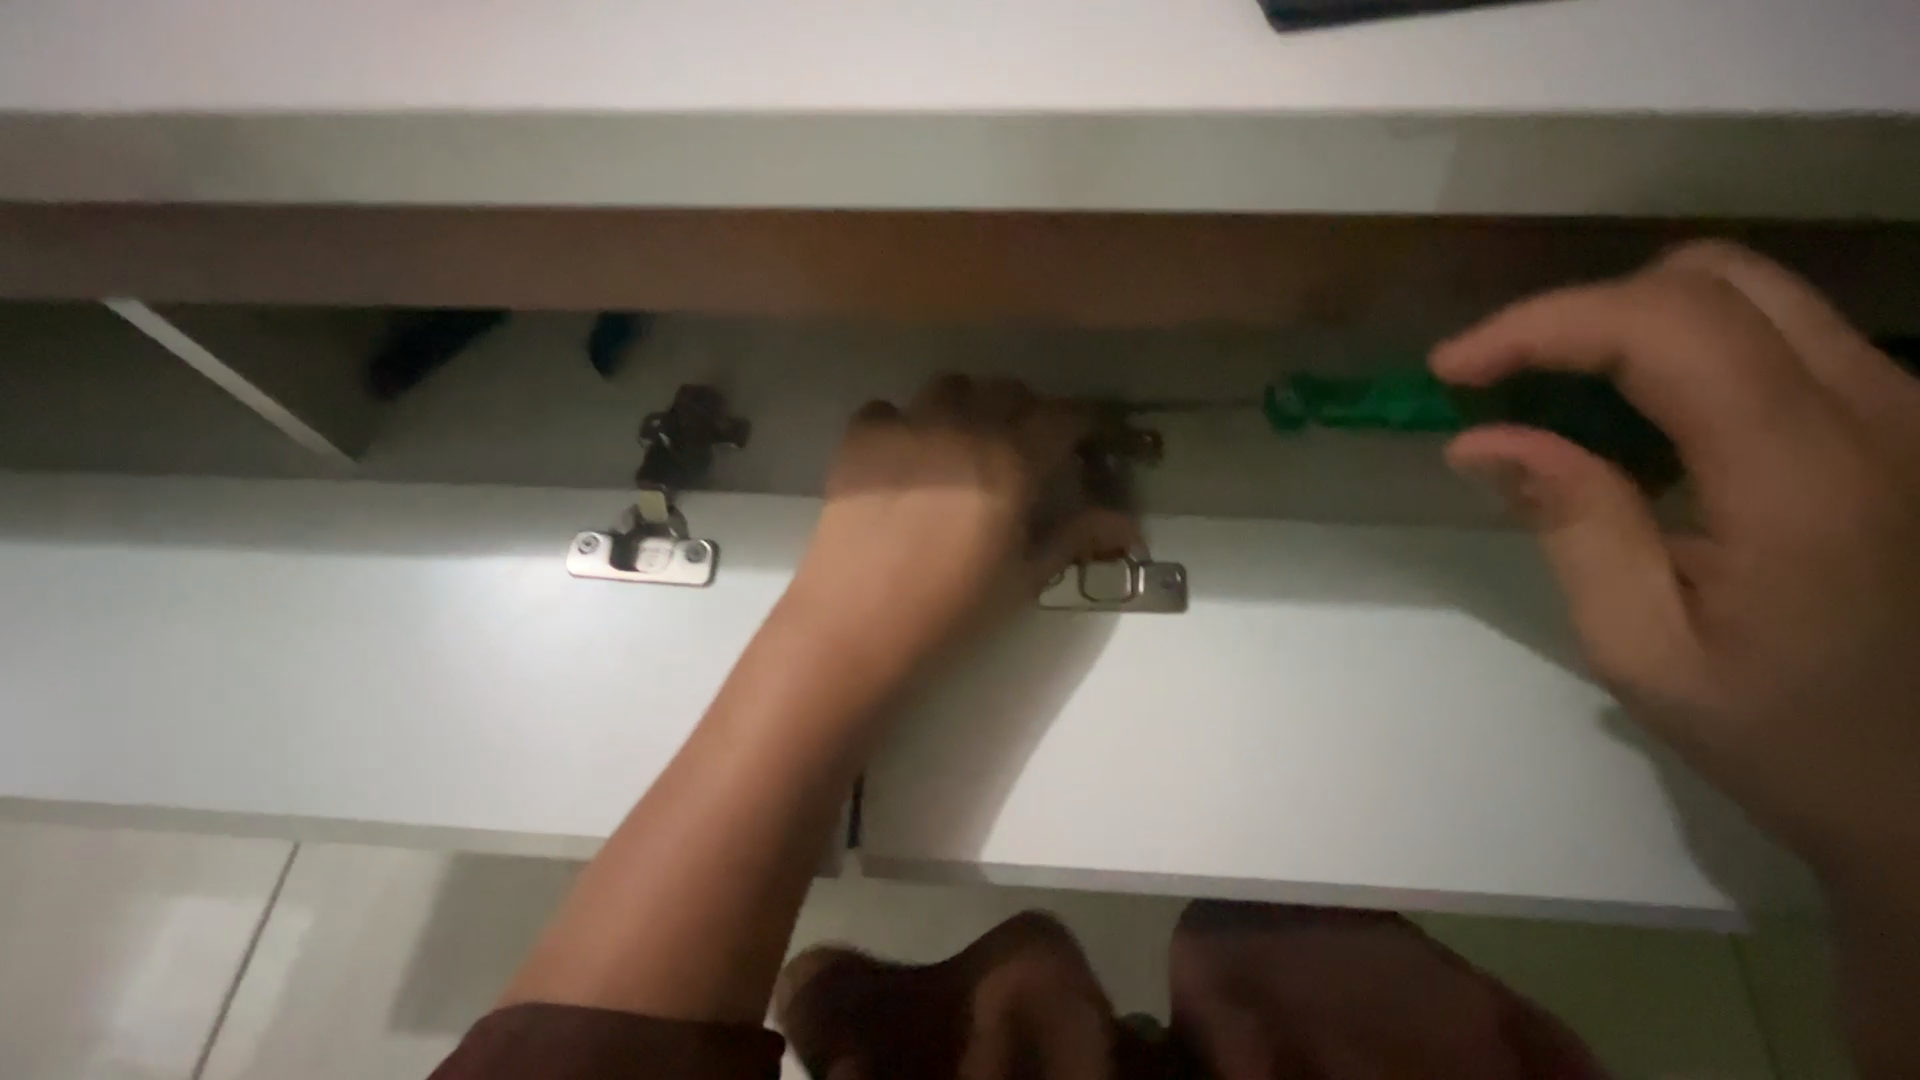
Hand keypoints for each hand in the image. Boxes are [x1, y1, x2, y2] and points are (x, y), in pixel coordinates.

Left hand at [787, 376, 1136, 672]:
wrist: (857, 623)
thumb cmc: (953, 609)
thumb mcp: (1024, 576)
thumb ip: (1075, 537)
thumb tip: (1128, 525)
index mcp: (1013, 460)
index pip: (1064, 417)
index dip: (1082, 424)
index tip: (1084, 442)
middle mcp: (964, 427)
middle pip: (1009, 390)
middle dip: (1027, 412)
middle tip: (1025, 450)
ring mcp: (907, 425)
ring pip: (951, 387)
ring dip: (969, 406)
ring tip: (964, 445)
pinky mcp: (860, 436)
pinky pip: (890, 408)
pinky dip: (905, 423)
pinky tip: (904, 459)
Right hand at [1432, 242, 1919, 894]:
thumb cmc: (1790, 737)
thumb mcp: (1645, 650)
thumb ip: (1572, 525)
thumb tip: (1483, 439)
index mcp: (1803, 478)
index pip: (1666, 327)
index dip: (1540, 325)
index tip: (1450, 371)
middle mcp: (1879, 413)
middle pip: (1712, 280)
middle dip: (1577, 315)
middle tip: (1495, 382)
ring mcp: (1905, 412)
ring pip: (1746, 298)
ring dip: (1622, 330)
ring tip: (1544, 400)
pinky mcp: (1902, 427)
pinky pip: (1770, 342)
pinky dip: (1671, 357)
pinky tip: (1622, 426)